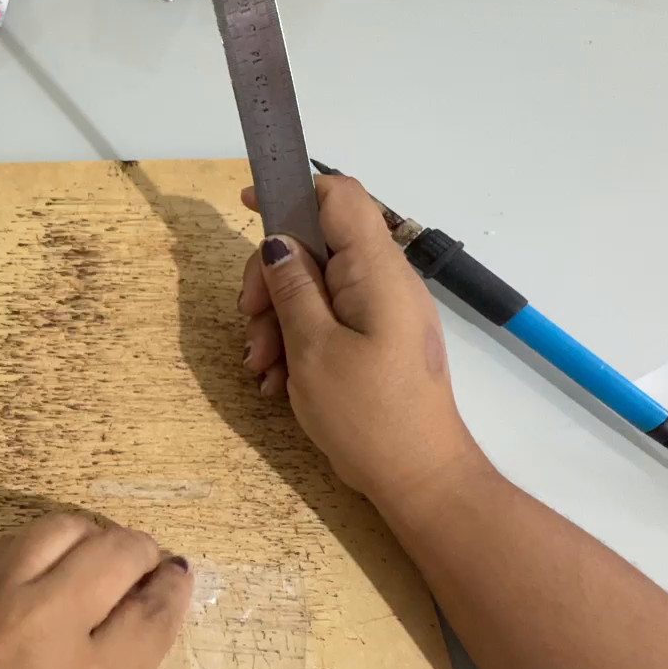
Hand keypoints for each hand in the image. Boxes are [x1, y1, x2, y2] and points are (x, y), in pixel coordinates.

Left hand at [0, 515, 193, 668]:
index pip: (151, 613)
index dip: (173, 588)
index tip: (179, 577)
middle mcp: (50, 622)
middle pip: (118, 552)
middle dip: (143, 552)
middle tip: (147, 565)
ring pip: (66, 527)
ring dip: (93, 534)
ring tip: (98, 555)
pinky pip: (17, 538)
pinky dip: (44, 539)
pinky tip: (44, 560)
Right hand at [238, 175, 484, 503]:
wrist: (419, 478)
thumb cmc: (366, 413)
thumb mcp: (313, 348)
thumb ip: (292, 288)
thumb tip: (277, 243)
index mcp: (375, 272)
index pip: (341, 197)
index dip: (294, 190)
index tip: (248, 206)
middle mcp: (383, 281)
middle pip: (316, 245)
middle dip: (272, 278)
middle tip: (249, 319)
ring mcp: (381, 311)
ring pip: (314, 286)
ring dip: (277, 317)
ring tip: (261, 366)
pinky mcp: (376, 337)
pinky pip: (327, 317)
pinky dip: (296, 338)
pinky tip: (277, 377)